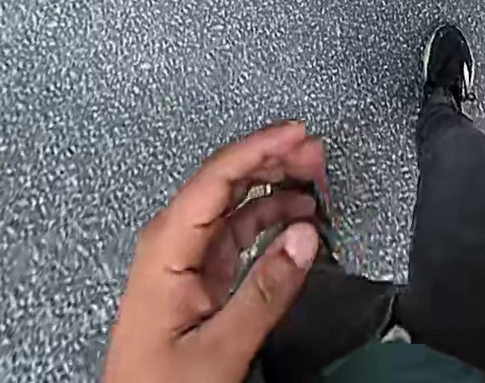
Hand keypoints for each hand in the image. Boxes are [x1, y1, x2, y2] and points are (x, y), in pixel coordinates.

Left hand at [102, 121, 327, 382]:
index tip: (299, 134)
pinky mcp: (202, 268)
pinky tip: (298, 212)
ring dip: (277, 179)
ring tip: (314, 177)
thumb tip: (305, 235)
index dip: (262, 145)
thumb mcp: (217, 351)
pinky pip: (242, 220)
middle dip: (276, 156)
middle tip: (316, 153)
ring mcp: (188, 252)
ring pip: (237, 194)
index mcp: (167, 247)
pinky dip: (273, 208)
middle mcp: (173, 239)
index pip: (218, 174)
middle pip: (228, 176)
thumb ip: (265, 291)